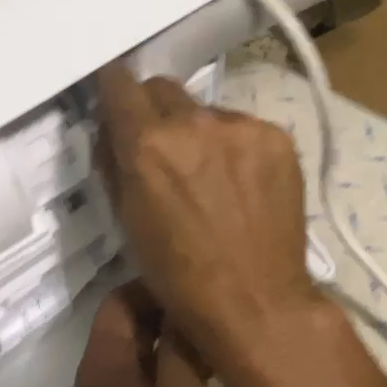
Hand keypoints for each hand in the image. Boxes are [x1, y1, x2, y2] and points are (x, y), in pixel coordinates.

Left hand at [76, 282, 236, 386]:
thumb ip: (179, 341)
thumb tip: (182, 289)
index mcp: (104, 367)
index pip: (120, 301)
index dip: (157, 286)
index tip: (203, 279)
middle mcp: (111, 385)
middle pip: (142, 330)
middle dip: (182, 319)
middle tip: (231, 306)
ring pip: (166, 366)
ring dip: (201, 357)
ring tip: (247, 345)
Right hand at [94, 66, 318, 369]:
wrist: (257, 303)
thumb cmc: (177, 272)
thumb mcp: (126, 216)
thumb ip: (113, 161)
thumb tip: (110, 129)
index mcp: (147, 143)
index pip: (118, 82)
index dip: (112, 85)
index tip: (113, 94)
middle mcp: (192, 122)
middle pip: (161, 87)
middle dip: (154, 110)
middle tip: (163, 146)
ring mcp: (240, 126)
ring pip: (204, 109)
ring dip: (198, 131)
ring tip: (210, 173)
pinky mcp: (276, 136)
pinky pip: (242, 126)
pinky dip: (235, 145)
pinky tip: (241, 181)